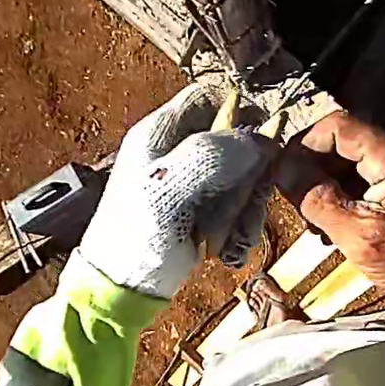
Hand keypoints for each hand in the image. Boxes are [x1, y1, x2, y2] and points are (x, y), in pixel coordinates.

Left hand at [78, 83, 275, 299]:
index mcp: (160, 134)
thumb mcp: (170, 188)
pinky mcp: (201, 212)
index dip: (240, 112)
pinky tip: (225, 253)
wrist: (122, 287)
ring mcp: (190, 184)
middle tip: (246, 208)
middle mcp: (177, 153)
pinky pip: (236, 208)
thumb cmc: (137, 234)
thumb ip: (212, 155)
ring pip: (242, 178)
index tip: (261, 142)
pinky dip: (237, 231)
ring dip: (246, 212)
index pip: (207, 98)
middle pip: (236, 142)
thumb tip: (257, 137)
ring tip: (231, 241)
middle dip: (249, 179)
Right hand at [278, 111, 384, 298]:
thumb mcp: (356, 235)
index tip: (286, 172)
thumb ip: (317, 199)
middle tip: (295, 199)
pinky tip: (327, 220)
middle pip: (337, 141)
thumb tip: (282, 171)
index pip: (339, 127)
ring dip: (318, 183)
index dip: (305, 144)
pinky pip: (350, 174)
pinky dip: (332, 192)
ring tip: (312, 216)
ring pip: (339, 158)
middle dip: (309, 167)